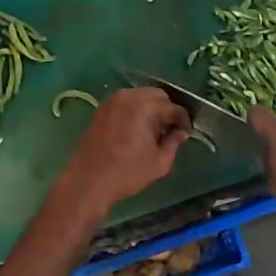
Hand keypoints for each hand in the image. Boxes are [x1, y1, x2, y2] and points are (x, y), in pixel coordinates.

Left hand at [55, 88, 190, 209]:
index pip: (174, 108)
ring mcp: (113, 100)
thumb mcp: (160, 162)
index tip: (185, 133)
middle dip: (166, 110)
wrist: (89, 180)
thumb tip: (180, 132)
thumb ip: (173, 143)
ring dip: (150, 108)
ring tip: (152, 130)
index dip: (183, 121)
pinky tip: (136, 128)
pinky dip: (135, 110)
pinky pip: (126, 102)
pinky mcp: (102, 108)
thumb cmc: (127, 172)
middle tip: (169, 130)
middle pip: (157, 95)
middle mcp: (129, 96)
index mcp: (146, 107)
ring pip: (141, 96)